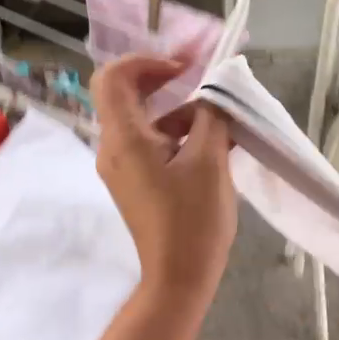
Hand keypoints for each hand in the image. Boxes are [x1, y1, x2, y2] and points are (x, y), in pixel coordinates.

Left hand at [92, 56, 236, 304]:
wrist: (179, 277)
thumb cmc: (192, 218)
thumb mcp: (209, 159)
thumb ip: (211, 115)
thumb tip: (215, 92)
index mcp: (124, 138)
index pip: (114, 77)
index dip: (147, 62)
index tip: (186, 69)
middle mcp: (114, 149)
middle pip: (128, 97)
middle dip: (166, 83)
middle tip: (202, 81)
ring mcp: (123, 169)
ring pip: (146, 123)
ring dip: (181, 113)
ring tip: (224, 122)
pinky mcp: (137, 184)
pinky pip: (152, 146)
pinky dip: (179, 137)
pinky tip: (216, 146)